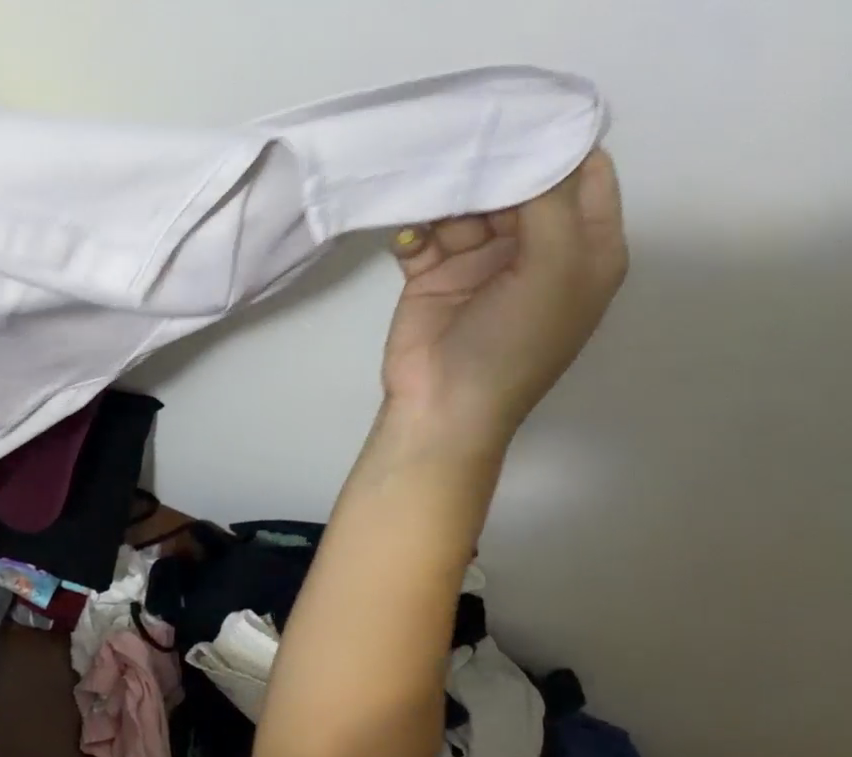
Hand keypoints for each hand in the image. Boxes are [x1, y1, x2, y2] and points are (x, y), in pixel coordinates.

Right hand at [380, 149, 627, 447]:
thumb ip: (549, 203)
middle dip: (496, 163)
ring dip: (450, 193)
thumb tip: (534, 148)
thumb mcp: (555, 268)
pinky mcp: (430, 276)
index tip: (527, 112)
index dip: (560, 143)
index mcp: (583, 246)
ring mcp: (479, 263)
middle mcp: (534, 248)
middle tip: (466, 137)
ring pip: (467, 206)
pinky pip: (424, 235)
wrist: (443, 406)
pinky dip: (415, 227)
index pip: (582, 175)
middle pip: (519, 184)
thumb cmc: (514, 343)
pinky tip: (409, 235)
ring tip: (430, 180)